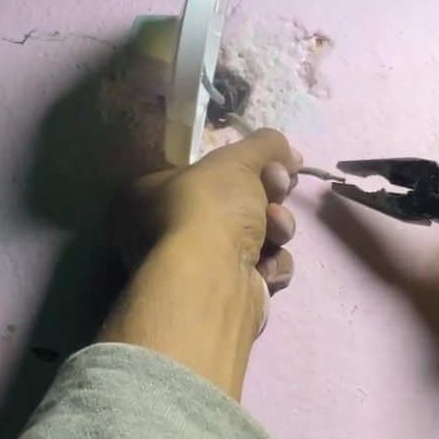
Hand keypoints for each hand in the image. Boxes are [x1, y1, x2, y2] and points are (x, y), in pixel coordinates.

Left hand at [110, 128, 302, 297]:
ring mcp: (196, 267)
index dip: (246, 165)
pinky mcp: (225, 294)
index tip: (275, 163)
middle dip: (267, 194)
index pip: (205, 173)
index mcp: (151, 194)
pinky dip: (271, 264)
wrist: (213, 277)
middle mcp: (165, 231)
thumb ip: (264, 145)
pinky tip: (266, 264)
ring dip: (276, 227)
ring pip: (255, 236)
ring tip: (275, 228)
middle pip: (236, 203)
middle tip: (278, 187)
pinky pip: (260, 269)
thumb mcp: (237, 159)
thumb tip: (287, 153)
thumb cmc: (210, 208)